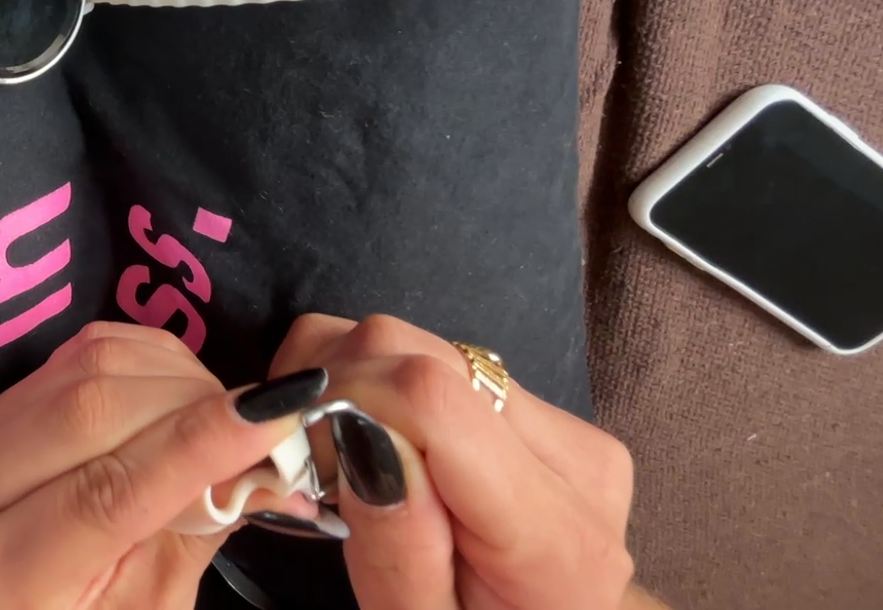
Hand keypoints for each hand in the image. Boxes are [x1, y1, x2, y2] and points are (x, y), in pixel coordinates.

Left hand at [0, 322, 327, 608]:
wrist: (3, 607)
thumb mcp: (148, 607)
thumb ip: (198, 528)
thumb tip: (270, 461)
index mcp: (0, 575)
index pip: (107, 491)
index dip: (195, 443)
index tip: (273, 412)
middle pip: (91, 409)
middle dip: (190, 400)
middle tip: (257, 414)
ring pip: (87, 365)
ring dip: (172, 375)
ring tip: (220, 409)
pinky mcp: (1, 399)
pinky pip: (80, 350)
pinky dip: (144, 357)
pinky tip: (177, 386)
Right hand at [269, 315, 639, 609]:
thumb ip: (395, 546)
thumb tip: (355, 429)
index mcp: (554, 532)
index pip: (432, 400)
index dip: (348, 406)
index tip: (318, 466)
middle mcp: (563, 449)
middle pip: (406, 352)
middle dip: (335, 395)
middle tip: (323, 471)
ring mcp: (543, 411)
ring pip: (397, 336)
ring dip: (339, 381)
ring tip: (344, 457)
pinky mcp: (510, 389)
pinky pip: (404, 339)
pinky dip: (352, 368)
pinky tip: (360, 429)